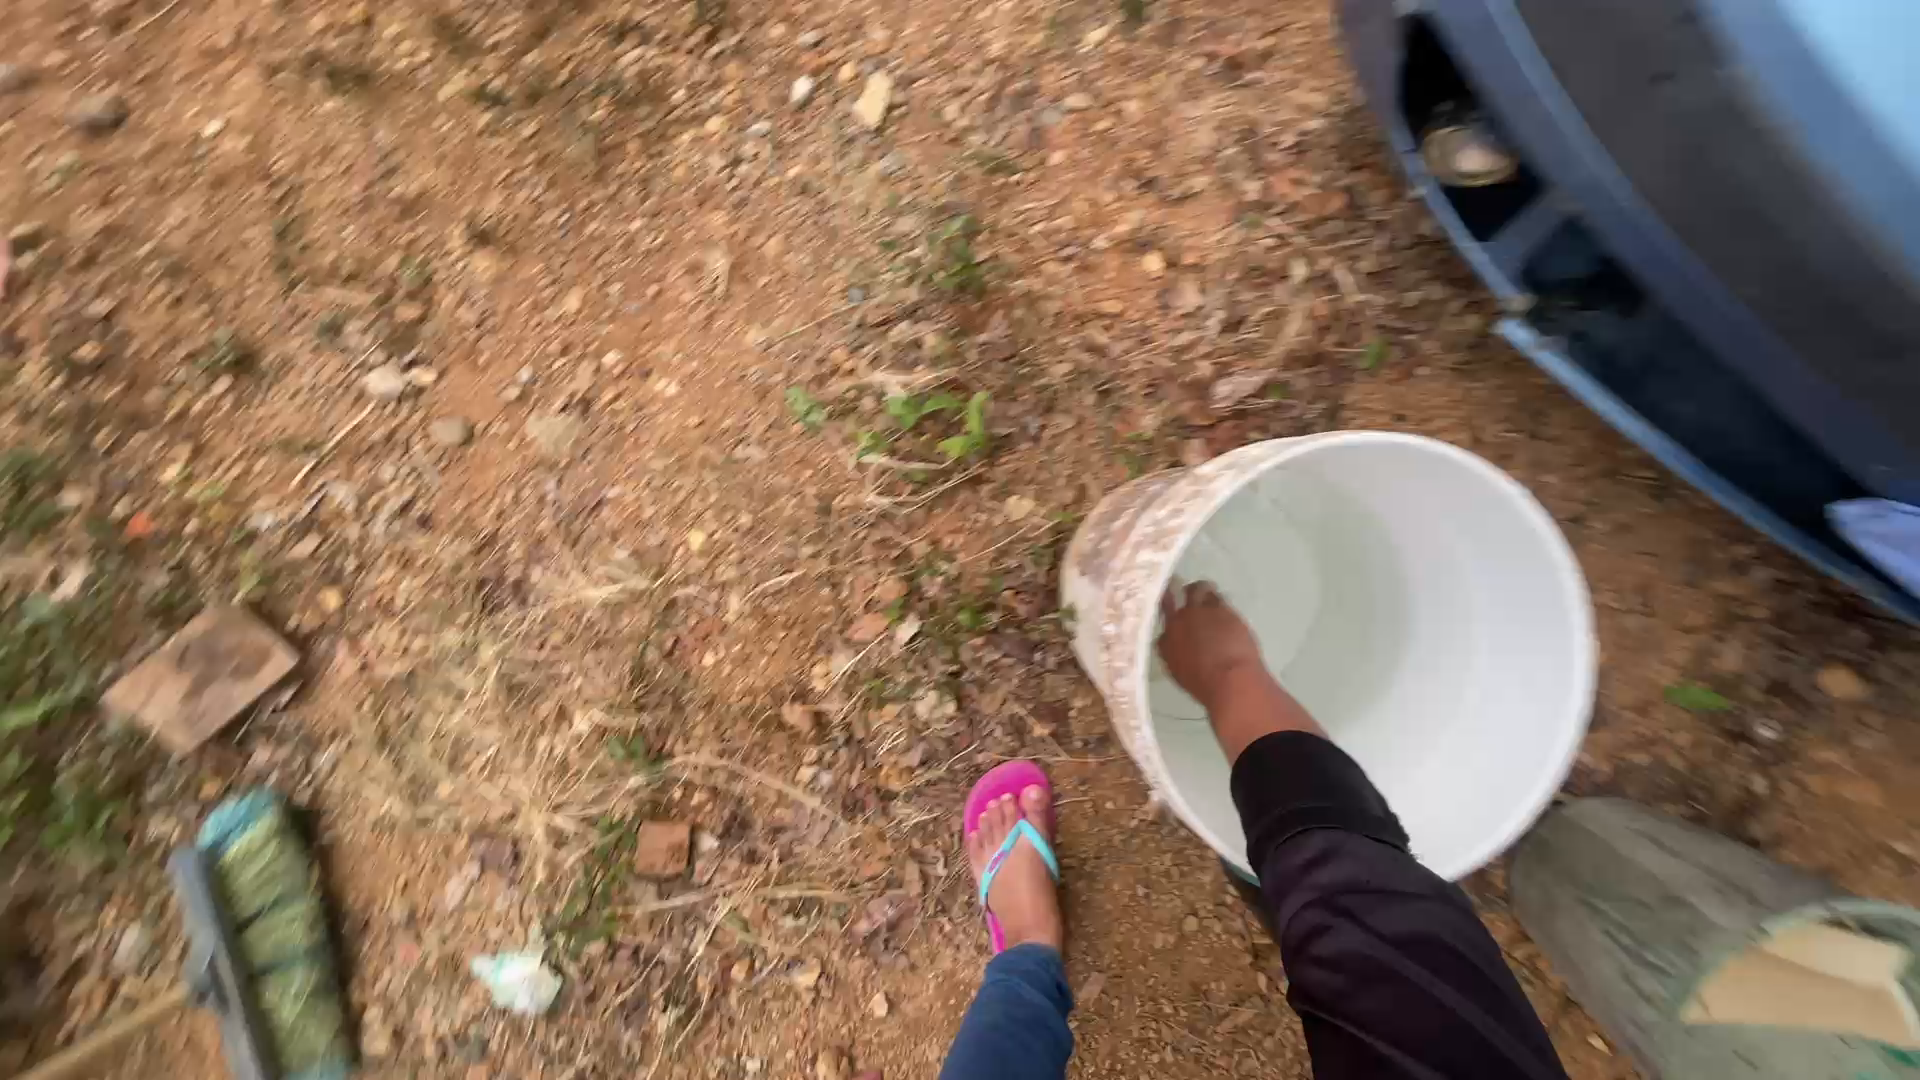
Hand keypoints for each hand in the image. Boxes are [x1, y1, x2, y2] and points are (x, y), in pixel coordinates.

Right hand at [1156, 581, 1266, 709]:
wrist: (1230, 679)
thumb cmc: (1199, 680)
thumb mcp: (1174, 665)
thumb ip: (1169, 646)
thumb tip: (1167, 636)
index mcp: (1170, 629)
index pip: (1164, 602)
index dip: (1166, 593)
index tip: (1168, 588)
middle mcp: (1187, 614)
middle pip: (1188, 590)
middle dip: (1191, 589)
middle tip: (1193, 593)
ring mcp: (1209, 610)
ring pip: (1206, 589)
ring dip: (1207, 592)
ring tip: (1211, 600)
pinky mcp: (1230, 613)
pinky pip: (1223, 600)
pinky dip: (1222, 604)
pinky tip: (1225, 614)